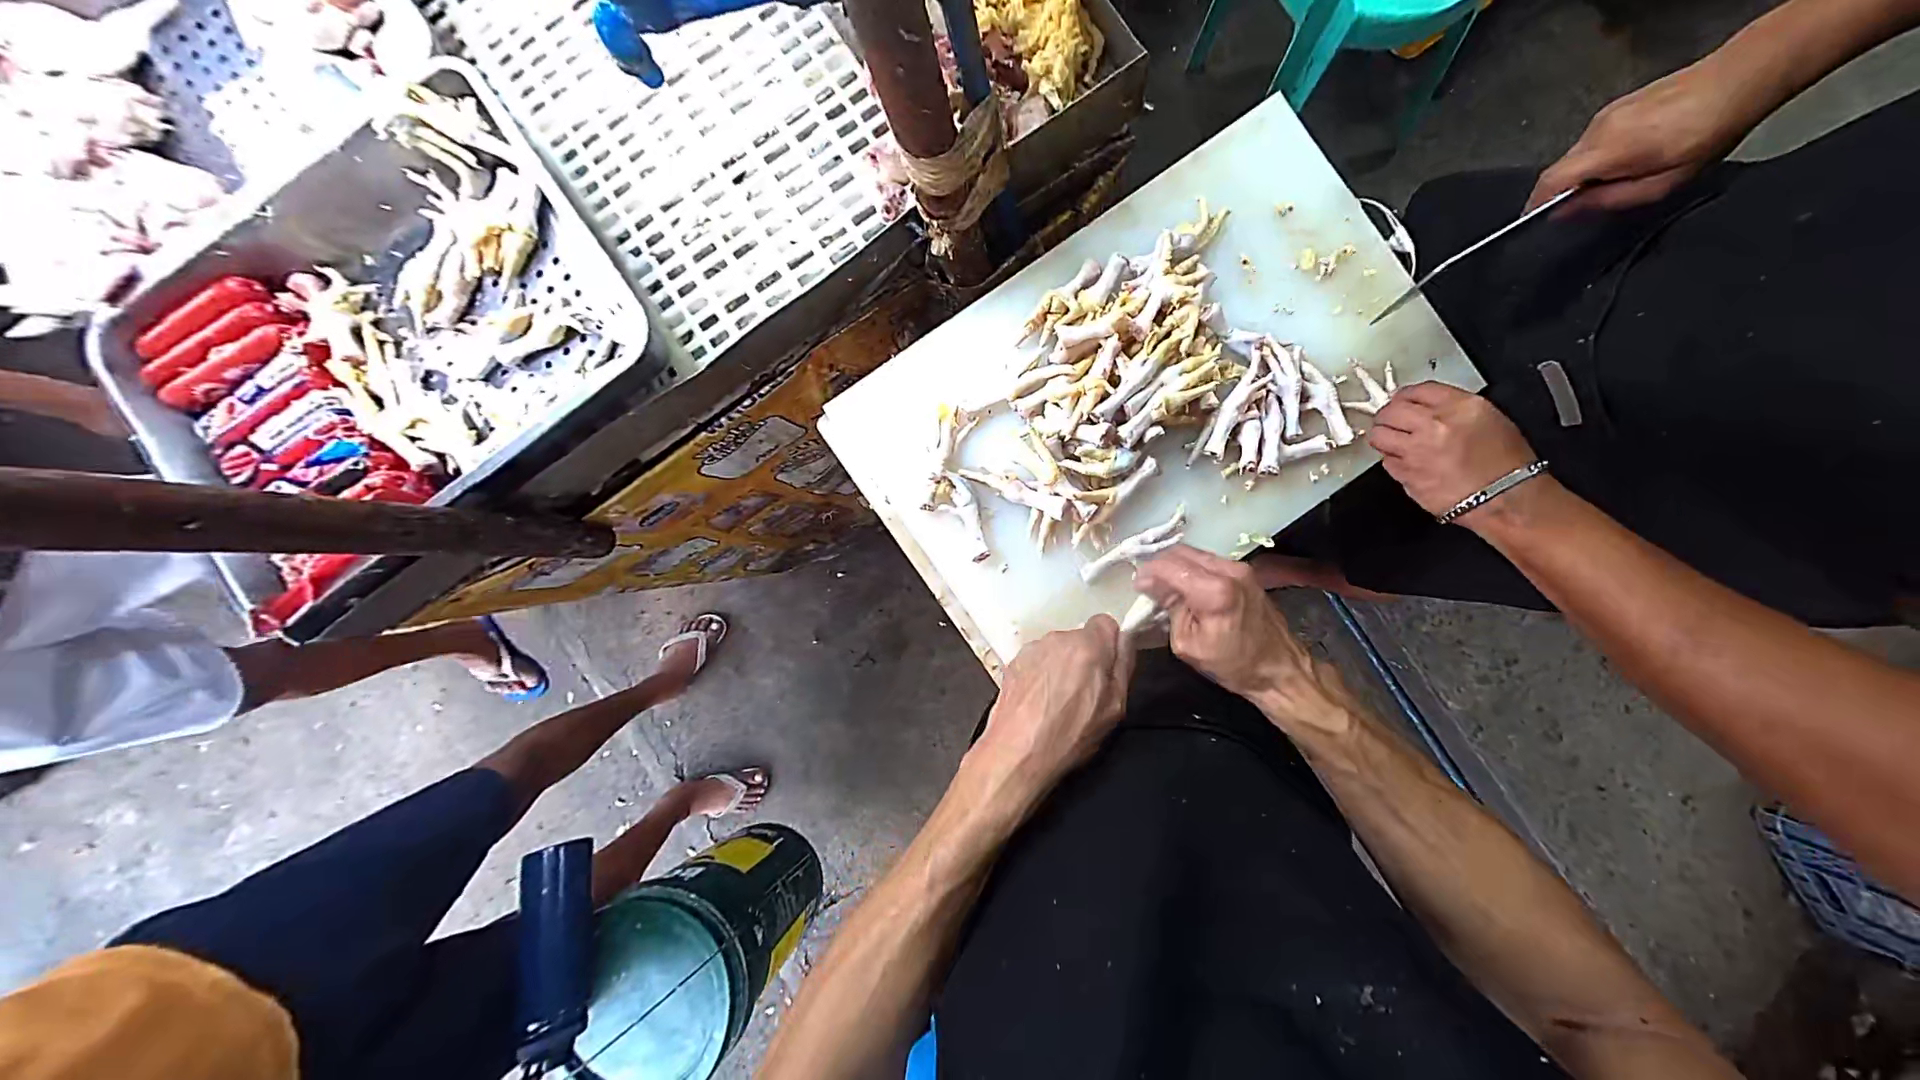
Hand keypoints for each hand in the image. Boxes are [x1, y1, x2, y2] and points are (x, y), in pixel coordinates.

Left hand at [975, 615, 1134, 791]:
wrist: (1017, 750)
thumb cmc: (1069, 734)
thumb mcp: (1115, 706)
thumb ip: (1124, 665)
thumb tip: (1125, 640)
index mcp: (1088, 646)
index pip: (1105, 623)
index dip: (1109, 644)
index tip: (1107, 667)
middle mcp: (1058, 639)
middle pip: (1080, 638)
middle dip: (1085, 658)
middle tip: (1085, 693)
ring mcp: (1032, 650)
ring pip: (1057, 651)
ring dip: (1061, 667)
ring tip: (1058, 702)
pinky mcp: (1013, 662)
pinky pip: (1037, 662)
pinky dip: (1041, 675)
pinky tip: (1039, 702)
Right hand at [1132, 546, 1336, 724]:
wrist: (1280, 669)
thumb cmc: (1232, 664)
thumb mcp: (1187, 643)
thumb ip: (1169, 608)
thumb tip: (1152, 587)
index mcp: (1214, 590)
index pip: (1169, 566)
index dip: (1147, 573)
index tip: (1136, 586)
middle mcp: (1228, 570)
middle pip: (1181, 552)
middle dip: (1159, 565)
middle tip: (1147, 585)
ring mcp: (1240, 568)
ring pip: (1195, 553)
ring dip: (1176, 566)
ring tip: (1165, 586)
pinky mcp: (1245, 572)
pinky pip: (1208, 561)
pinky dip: (1191, 568)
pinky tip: (1185, 586)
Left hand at [1367, 382, 1536, 524]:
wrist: (1505, 499)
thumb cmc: (1506, 465)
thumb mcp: (1489, 420)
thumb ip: (1453, 410)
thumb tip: (1427, 409)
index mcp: (1461, 407)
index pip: (1418, 390)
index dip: (1405, 396)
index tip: (1401, 401)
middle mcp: (1434, 425)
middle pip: (1391, 410)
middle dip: (1388, 416)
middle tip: (1390, 422)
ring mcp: (1416, 449)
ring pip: (1379, 434)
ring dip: (1383, 436)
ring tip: (1391, 441)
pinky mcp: (1405, 473)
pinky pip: (1385, 461)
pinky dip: (1391, 460)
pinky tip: (1405, 462)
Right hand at [1526, 61, 1757, 213]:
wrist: (1744, 75)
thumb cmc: (1709, 133)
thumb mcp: (1662, 183)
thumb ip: (1607, 199)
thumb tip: (1566, 210)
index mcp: (1607, 151)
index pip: (1550, 183)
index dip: (1535, 204)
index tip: (1534, 220)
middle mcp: (1597, 131)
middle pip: (1560, 169)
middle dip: (1565, 189)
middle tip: (1589, 201)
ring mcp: (1605, 115)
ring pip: (1575, 155)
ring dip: (1584, 170)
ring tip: (1619, 174)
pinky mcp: (1616, 106)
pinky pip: (1591, 140)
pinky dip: (1597, 154)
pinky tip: (1629, 153)